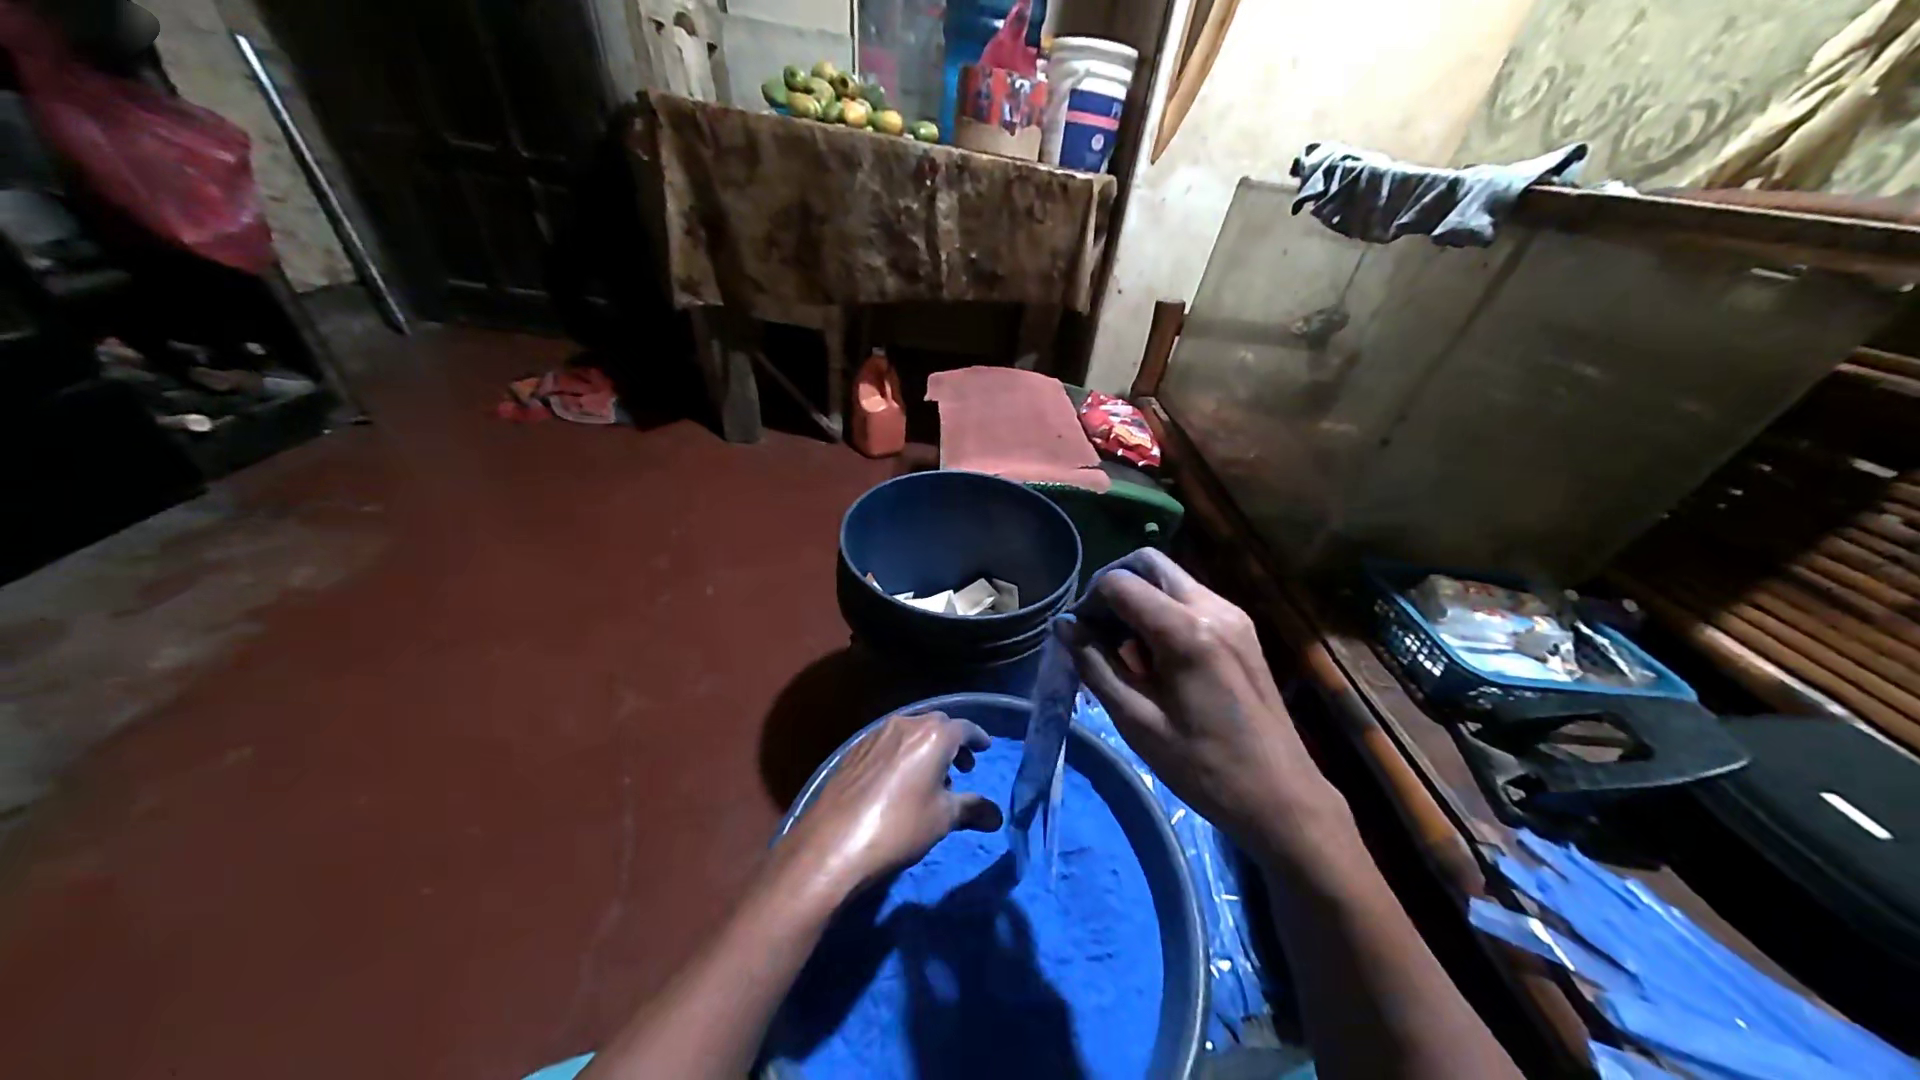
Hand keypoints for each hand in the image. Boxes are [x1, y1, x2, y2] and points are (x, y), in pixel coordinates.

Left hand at [776, 711, 1003, 901]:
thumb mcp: (942, 818)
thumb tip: (997, 816)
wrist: (834, 843)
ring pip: (909, 732)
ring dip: (925, 748)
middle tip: (962, 767)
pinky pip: (888, 743)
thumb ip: (972, 809)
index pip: (964, 728)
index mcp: (932, 735)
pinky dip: (902, 754)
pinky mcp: (854, 750)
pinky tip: (899, 782)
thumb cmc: (900, 826)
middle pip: (936, 725)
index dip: (977, 738)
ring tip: (931, 778)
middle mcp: (905, 725)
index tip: (985, 747)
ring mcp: (875, 735)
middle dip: (951, 742)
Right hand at [1059, 549, 1346, 853]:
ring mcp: (1233, 615)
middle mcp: (1213, 608)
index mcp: (1186, 631)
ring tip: (1127, 651)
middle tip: (1098, 630)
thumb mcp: (1136, 720)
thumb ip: (1095, 665)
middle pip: (1148, 563)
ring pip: (1170, 578)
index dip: (1089, 603)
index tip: (1081, 639)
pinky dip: (1162, 611)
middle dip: (1113, 587)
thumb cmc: (1202, 766)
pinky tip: (1156, 656)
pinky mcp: (1242, 628)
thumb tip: (1064, 627)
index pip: (1119, 583)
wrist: (1280, 795)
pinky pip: (1190, 598)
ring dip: (1138, 599)